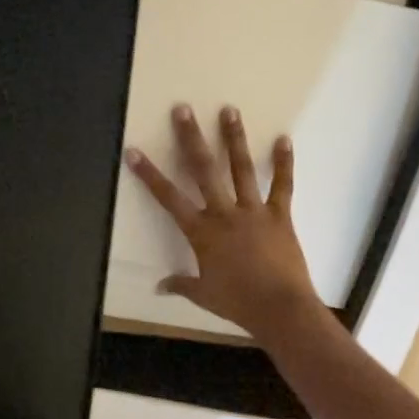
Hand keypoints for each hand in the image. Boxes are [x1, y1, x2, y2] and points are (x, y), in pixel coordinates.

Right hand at [125, 104, 321, 335]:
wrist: (280, 308)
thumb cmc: (237, 302)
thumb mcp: (203, 295)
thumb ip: (181, 284)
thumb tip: (160, 286)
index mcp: (201, 233)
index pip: (169, 198)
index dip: (149, 175)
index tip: (134, 152)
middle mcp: (225, 214)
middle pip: (203, 170)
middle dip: (191, 139)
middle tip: (183, 110)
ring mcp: (254, 211)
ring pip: (241, 169)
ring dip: (234, 139)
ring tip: (229, 110)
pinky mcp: (280, 215)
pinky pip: (283, 185)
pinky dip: (283, 162)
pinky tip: (284, 139)